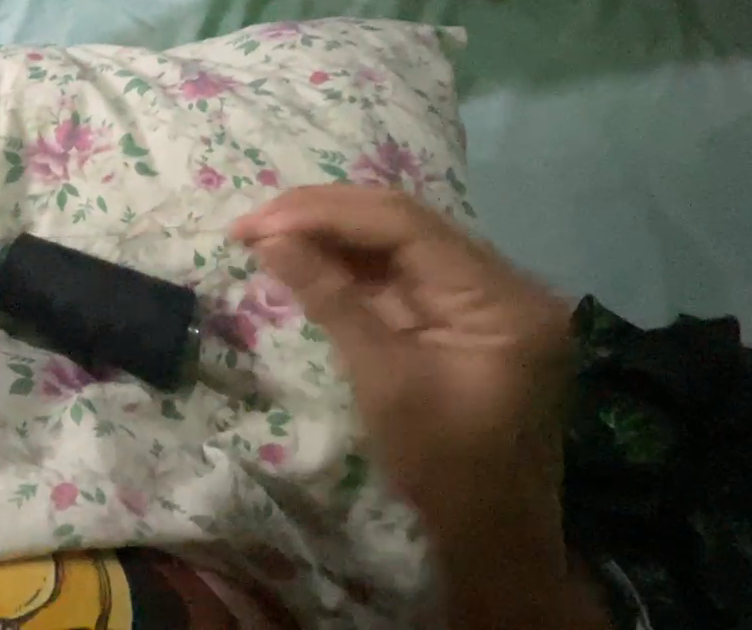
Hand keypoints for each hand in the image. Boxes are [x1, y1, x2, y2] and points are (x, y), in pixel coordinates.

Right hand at [230, 187, 571, 546]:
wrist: (491, 538)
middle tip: (251, 223)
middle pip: (399, 219)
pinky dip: (340, 257)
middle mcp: (499, 280)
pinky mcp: (454, 309)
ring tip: (263, 233)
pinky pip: (391, 265)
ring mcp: (478, 293)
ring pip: (391, 235)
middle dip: (319, 214)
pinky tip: (298, 254)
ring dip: (325, 230)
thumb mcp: (381, 379)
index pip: (404, 225)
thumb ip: (328, 297)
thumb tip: (267, 238)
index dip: (324, 213)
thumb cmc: (443, 467)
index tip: (258, 223)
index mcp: (500, 298)